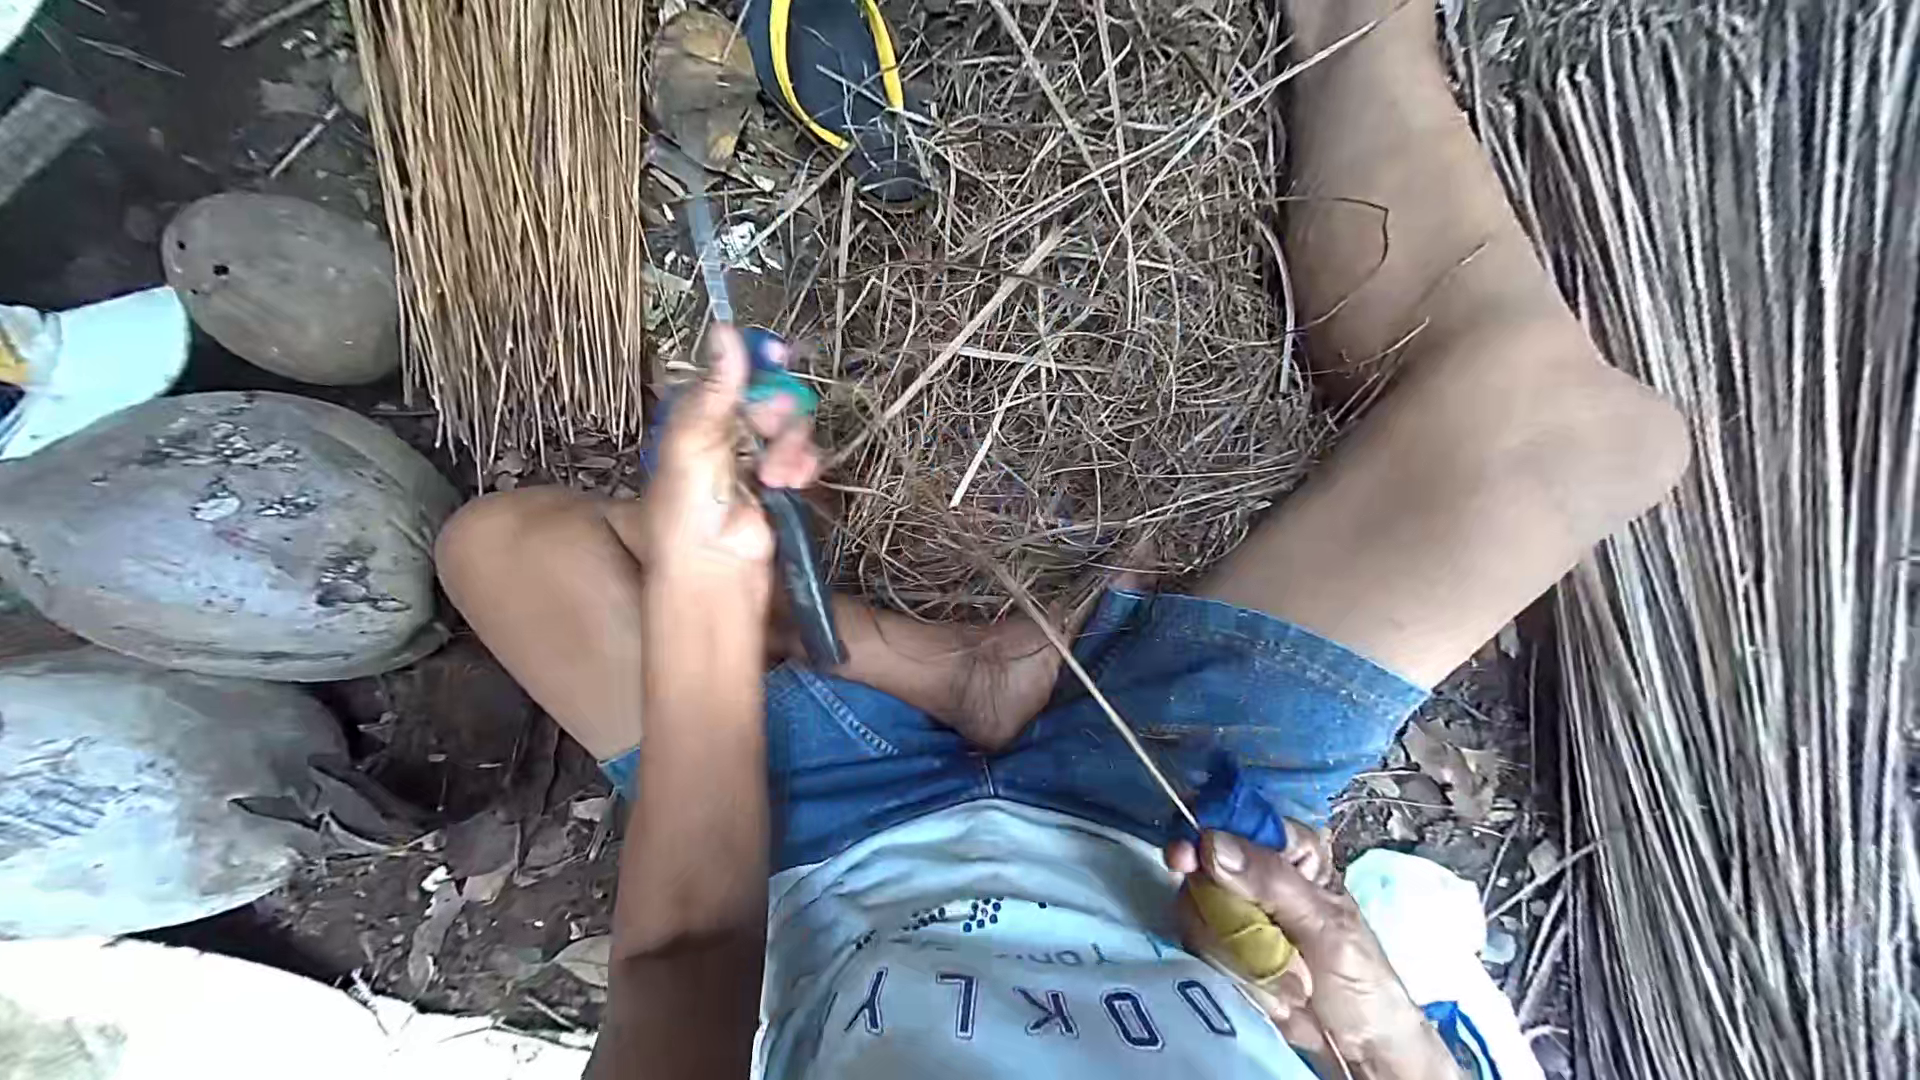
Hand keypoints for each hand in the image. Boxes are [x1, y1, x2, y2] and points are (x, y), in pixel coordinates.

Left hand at [644, 326, 819, 587]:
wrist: (714, 568)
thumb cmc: (688, 508)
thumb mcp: (694, 442)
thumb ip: (716, 389)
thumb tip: (726, 329)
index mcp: (697, 418)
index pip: (730, 374)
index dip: (754, 361)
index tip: (777, 353)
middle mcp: (727, 433)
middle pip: (769, 398)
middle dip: (778, 412)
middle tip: (773, 425)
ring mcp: (755, 458)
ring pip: (791, 428)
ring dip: (791, 447)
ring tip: (777, 475)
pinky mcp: (780, 481)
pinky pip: (802, 456)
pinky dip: (802, 465)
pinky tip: (791, 481)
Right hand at [1165, 828, 1457, 1077]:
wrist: (1359, 1050)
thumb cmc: (1359, 979)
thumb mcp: (1325, 926)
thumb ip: (1270, 880)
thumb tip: (1211, 842)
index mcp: (1286, 846)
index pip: (1231, 816)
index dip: (1201, 829)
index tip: (1185, 858)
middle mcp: (1250, 866)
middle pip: (1200, 860)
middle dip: (1212, 901)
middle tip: (1229, 928)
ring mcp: (1229, 902)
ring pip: (1195, 902)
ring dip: (1228, 945)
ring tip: (1277, 977)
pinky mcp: (1216, 938)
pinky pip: (1197, 939)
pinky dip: (1224, 966)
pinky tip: (1257, 985)